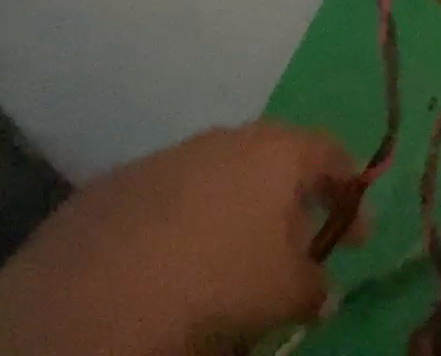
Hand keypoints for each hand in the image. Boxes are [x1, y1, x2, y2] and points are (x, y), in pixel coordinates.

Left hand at [0, 122, 365, 355]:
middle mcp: (224, 139)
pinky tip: (168, 272)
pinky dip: (179, 230)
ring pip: (215, 183)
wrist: (84, 302)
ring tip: (228, 267)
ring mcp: (162, 159)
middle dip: (288, 209)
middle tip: (292, 256)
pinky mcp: (106, 190)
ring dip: (232, 218)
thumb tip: (324, 292)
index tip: (356, 237)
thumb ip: (316, 285)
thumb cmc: (215, 280)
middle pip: (272, 166)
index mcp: (276, 149)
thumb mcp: (285, 292)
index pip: (332, 153)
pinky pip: (163, 205)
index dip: (350, 193)